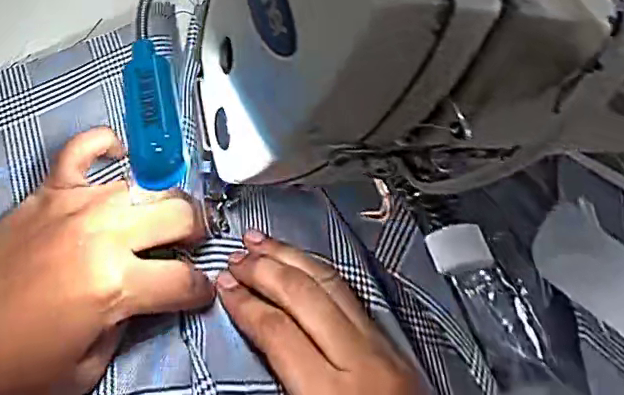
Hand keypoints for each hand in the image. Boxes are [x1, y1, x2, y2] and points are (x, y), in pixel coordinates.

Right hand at [218, 231, 427, 394]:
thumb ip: (284, 385)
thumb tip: (255, 340)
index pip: (278, 329)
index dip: (244, 304)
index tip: (223, 286)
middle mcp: (364, 365)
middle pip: (302, 293)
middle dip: (263, 269)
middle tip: (234, 257)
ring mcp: (386, 355)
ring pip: (330, 283)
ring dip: (290, 257)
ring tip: (260, 242)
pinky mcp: (400, 355)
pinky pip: (351, 296)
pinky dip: (318, 272)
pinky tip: (302, 264)